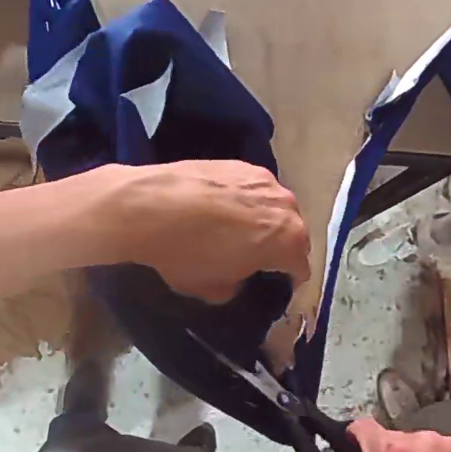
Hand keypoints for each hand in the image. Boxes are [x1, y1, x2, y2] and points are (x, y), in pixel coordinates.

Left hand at [109, 160, 310, 303]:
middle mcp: (287, 204)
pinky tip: (218, 209)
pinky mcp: (239, 163)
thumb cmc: (187, 254)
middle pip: (292, 233)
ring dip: (263, 221)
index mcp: (289, 241)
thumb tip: (238, 277)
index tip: (273, 288)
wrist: (150, 206)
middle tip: (253, 260)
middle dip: (278, 248)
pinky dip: (243, 201)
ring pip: (273, 208)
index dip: (288, 283)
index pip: (300, 269)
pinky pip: (251, 190)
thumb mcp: (213, 289)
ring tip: (234, 231)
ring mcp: (264, 178)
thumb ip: (238, 286)